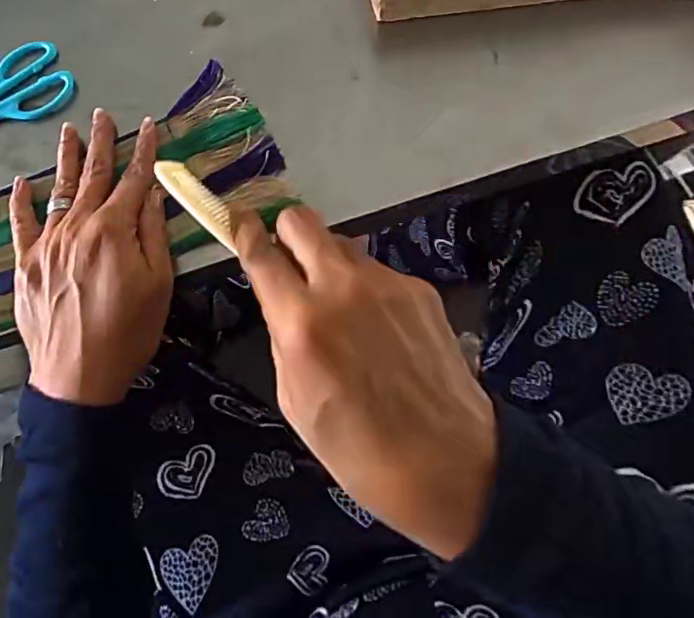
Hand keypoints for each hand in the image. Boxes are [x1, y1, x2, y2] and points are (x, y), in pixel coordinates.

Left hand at [9, 109, 171, 406]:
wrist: (76, 375)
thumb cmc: (127, 333)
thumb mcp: (158, 285)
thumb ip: (152, 233)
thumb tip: (151, 192)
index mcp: (113, 230)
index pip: (132, 180)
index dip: (142, 151)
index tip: (146, 126)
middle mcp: (78, 226)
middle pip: (93, 175)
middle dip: (101, 142)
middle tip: (102, 114)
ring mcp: (48, 241)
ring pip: (59, 190)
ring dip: (66, 158)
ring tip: (69, 131)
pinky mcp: (26, 260)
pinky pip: (21, 222)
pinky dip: (21, 200)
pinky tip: (22, 182)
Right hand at [234, 206, 498, 558]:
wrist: (456, 473)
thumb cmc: (359, 449)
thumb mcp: (293, 398)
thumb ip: (282, 336)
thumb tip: (283, 303)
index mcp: (300, 321)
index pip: (259, 250)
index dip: (242, 228)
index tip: (237, 220)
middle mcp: (340, 289)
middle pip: (299, 220)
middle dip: (284, 232)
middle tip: (287, 260)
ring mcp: (385, 284)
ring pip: (339, 243)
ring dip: (327, 262)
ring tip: (341, 306)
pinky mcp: (419, 291)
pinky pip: (375, 270)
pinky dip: (365, 288)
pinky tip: (380, 329)